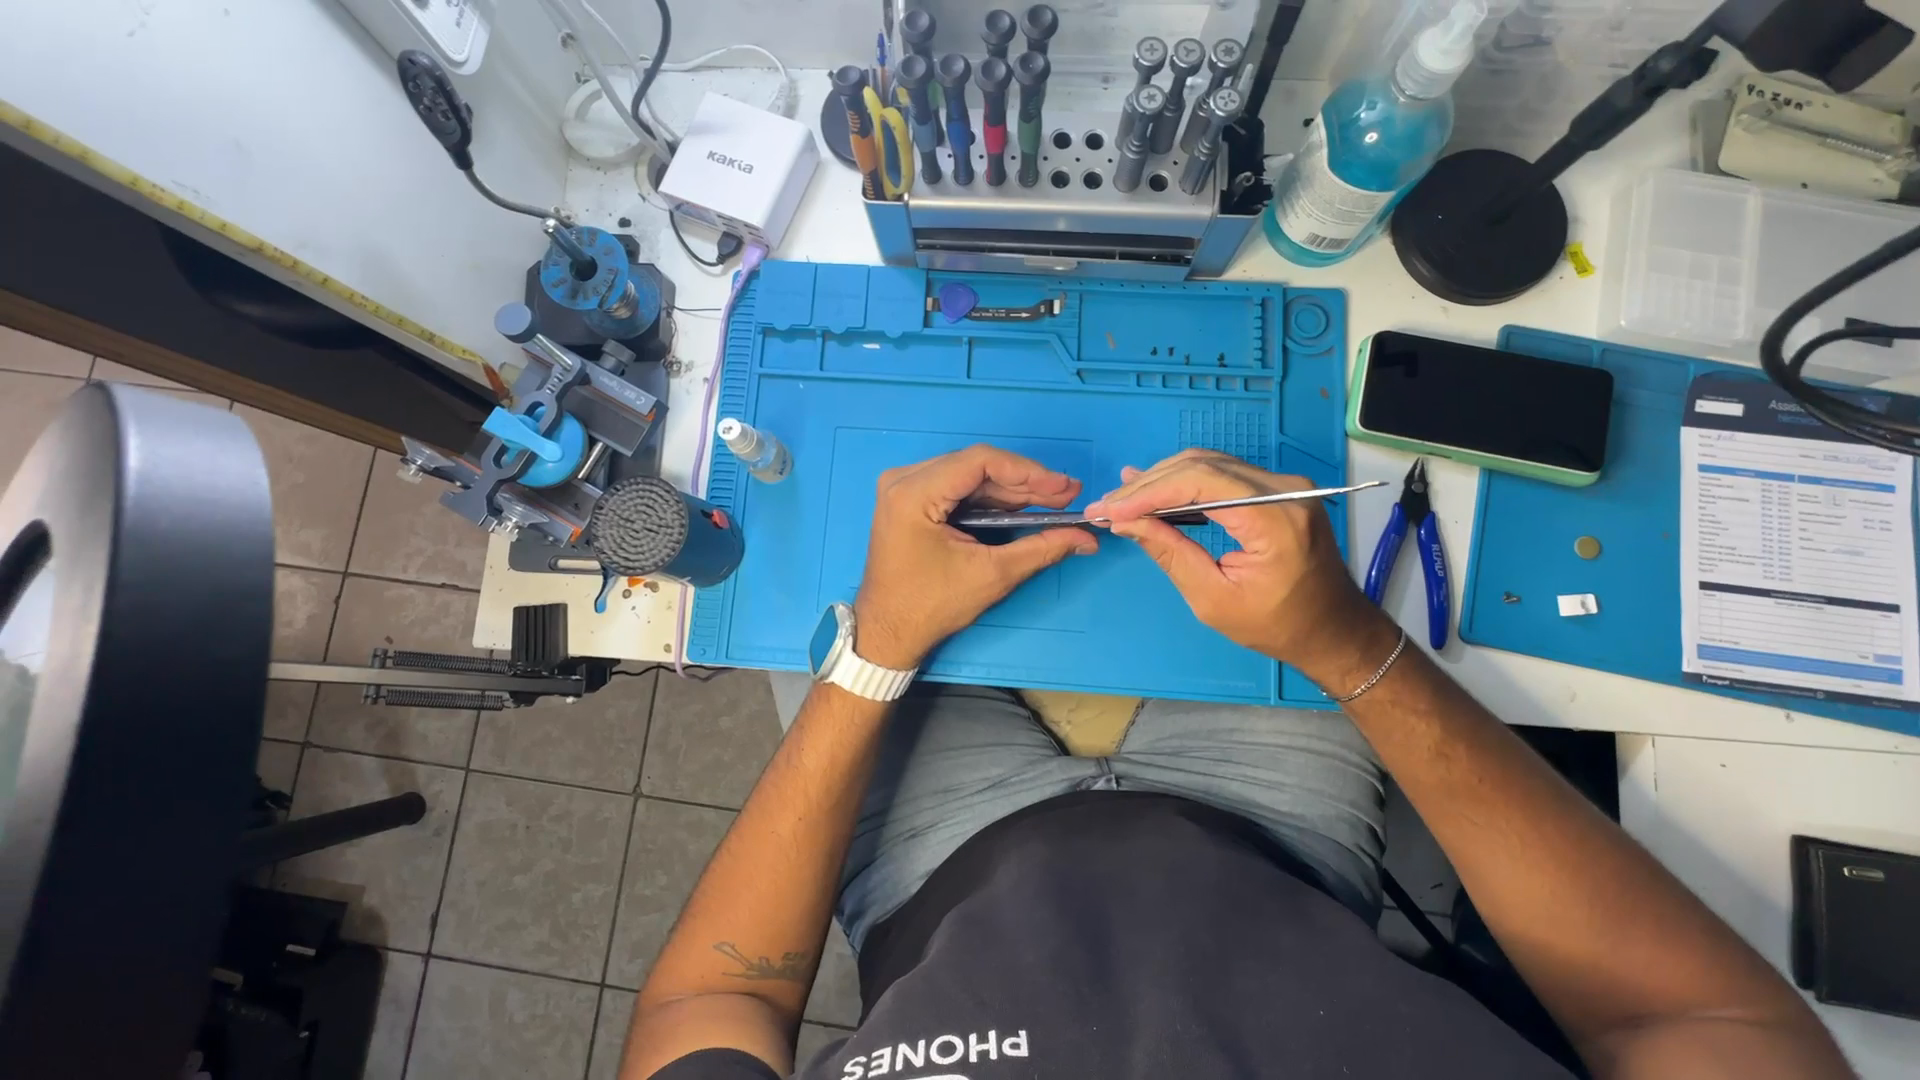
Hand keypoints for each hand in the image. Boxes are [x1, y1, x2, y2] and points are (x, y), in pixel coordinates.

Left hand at [854, 445, 1097, 669]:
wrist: (887, 632)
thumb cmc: (930, 606)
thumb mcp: (991, 575)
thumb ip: (1041, 549)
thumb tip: (1087, 538)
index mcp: (913, 492)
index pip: (980, 461)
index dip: (1028, 471)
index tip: (1064, 487)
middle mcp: (903, 480)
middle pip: (976, 466)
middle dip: (1024, 482)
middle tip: (1068, 495)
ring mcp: (903, 488)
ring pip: (970, 476)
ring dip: (1011, 490)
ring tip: (1054, 501)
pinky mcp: (910, 501)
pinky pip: (957, 489)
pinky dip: (990, 499)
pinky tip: (1024, 507)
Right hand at [1084, 449, 1397, 689]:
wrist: (1333, 628)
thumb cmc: (1276, 625)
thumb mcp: (1213, 599)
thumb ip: (1170, 552)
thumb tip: (1126, 522)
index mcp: (1274, 519)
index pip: (1201, 482)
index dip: (1149, 492)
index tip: (1110, 510)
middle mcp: (1284, 488)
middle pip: (1202, 466)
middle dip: (1148, 484)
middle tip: (1106, 506)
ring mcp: (1285, 484)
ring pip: (1209, 464)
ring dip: (1162, 480)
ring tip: (1121, 500)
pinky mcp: (1278, 488)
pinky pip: (1222, 474)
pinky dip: (1184, 483)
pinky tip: (1152, 491)